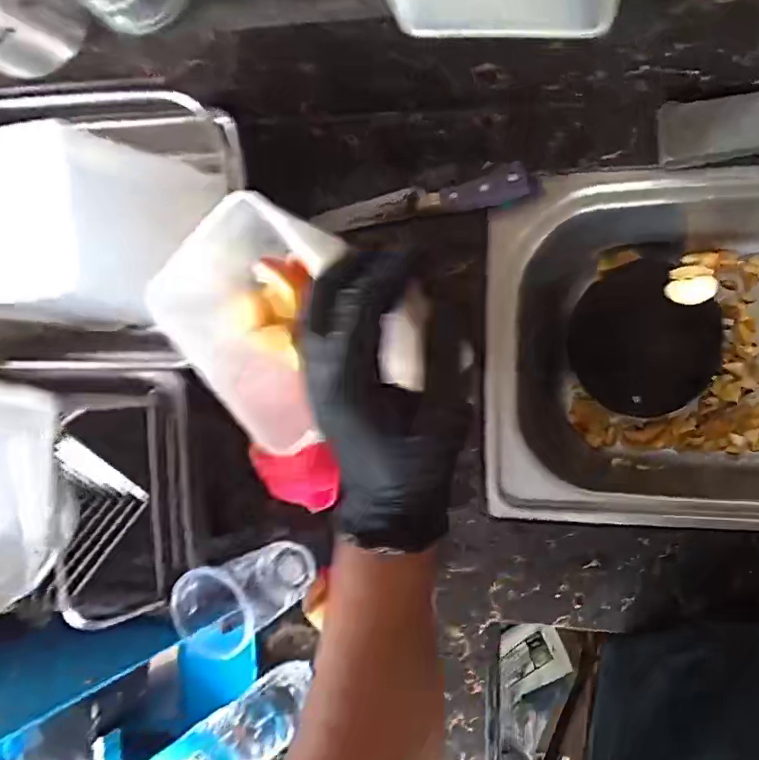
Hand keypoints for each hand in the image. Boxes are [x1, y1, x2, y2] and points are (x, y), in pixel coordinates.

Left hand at [298, 247, 466, 551]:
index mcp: (350, 378)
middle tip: (398, 254)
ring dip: (344, 279)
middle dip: (360, 265)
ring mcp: (311, 374)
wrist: (384, 505)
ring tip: (380, 267)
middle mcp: (319, 369)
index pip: (363, 305)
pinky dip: (337, 300)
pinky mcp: (315, 380)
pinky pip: (317, 324)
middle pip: (325, 295)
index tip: (418, 255)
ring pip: (313, 306)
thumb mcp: (444, 414)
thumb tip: (447, 306)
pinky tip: (362, 298)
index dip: (391, 273)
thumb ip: (445, 357)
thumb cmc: (417, 466)